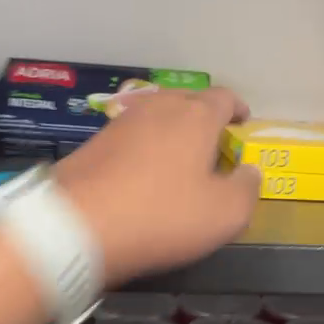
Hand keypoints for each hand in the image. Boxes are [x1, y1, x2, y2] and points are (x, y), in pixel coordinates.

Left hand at [54, 87, 261, 284]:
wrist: (74, 226)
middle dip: (204, 119)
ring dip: (172, 133)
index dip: (237, 109)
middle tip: (213, 146)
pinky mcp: (93, 144)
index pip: (224, 97)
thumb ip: (247, 188)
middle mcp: (157, 108)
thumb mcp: (224, 214)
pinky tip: (143, 174)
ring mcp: (120, 123)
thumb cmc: (161, 216)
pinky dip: (145, 149)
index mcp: (195, 116)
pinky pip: (131, 139)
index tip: (243, 124)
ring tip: (179, 161)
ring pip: (156, 118)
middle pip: (188, 102)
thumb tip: (249, 172)